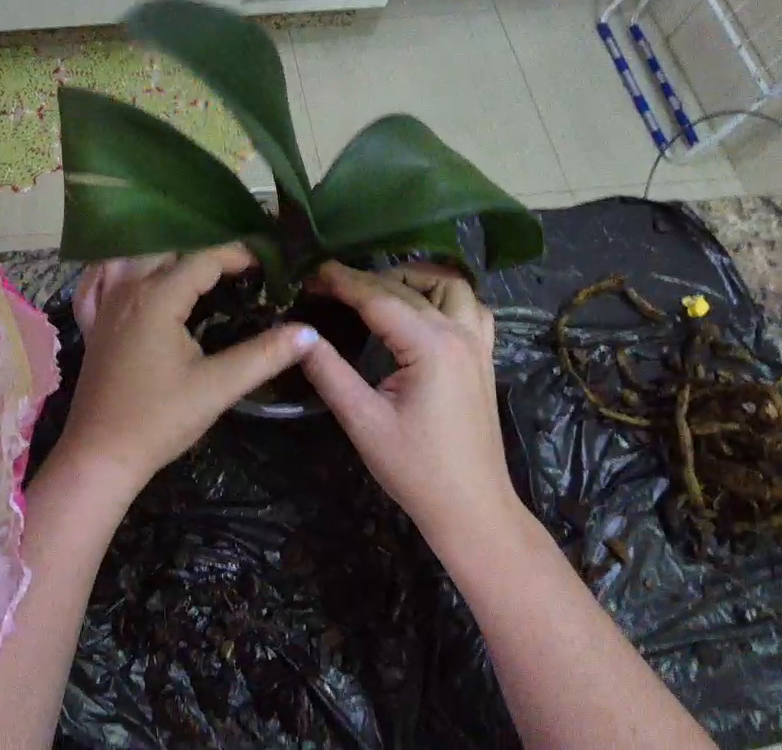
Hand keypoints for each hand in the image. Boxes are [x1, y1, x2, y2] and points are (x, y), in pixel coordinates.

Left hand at [61, 245, 319, 494]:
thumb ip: (264, 355)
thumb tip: (309, 332)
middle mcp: (127, 289)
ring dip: (165, 255)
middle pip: (168, 250)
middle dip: (205, 252)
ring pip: (133, 258)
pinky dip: (118, 269)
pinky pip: (99, 280)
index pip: (204, 259)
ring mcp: (104, 305)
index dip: (238, 255)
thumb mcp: (217, 388)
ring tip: (196, 269)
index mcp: (158, 298)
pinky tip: (133, 275)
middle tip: (241, 269)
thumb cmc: (159, 420)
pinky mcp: (93, 324)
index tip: (268, 263)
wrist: (100, 454)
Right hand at [301, 262, 521, 533]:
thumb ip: (328, 371)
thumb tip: (298, 334)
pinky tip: (420, 309)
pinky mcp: (483, 359)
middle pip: (407, 287)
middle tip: (326, 283)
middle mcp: (460, 334)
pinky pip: (470, 308)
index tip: (309, 273)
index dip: (341, 281)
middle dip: (364, 279)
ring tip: (374, 289)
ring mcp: (478, 345)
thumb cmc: (415, 469)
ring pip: (450, 286)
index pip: (378, 298)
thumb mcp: (362, 420)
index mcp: (431, 346)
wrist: (472, 508)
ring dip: (412, 278)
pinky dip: (444, 296)